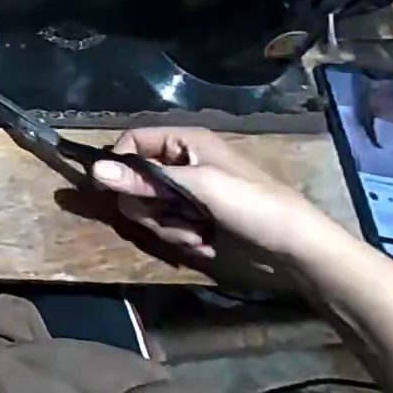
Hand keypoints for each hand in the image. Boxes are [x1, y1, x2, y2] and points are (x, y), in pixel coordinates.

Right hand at [89, 127, 354, 272]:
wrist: (297, 251)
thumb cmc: (252, 204)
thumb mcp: (197, 187)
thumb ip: (144, 179)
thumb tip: (94, 170)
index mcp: (183, 142)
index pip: (131, 141)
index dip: (119, 163)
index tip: (113, 188)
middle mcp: (178, 164)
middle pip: (132, 179)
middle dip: (148, 204)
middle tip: (170, 215)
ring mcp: (184, 194)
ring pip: (145, 206)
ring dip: (165, 224)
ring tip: (196, 233)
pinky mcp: (190, 219)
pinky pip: (162, 225)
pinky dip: (178, 236)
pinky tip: (203, 242)